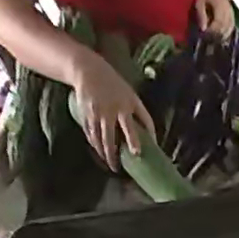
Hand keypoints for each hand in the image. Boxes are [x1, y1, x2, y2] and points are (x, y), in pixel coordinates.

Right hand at [72, 52, 154, 171]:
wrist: (87, 69)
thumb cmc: (115, 85)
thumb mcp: (132, 97)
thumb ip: (142, 115)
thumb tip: (153, 138)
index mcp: (123, 107)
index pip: (129, 127)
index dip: (133, 140)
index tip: (136, 153)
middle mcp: (108, 111)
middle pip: (109, 138)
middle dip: (112, 154)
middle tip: (116, 168)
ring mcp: (95, 113)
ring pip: (98, 138)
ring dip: (102, 153)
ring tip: (107, 163)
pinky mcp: (85, 114)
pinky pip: (89, 132)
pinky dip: (93, 143)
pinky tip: (97, 150)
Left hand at [195, 0, 235, 37]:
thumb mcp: (200, 1)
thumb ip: (202, 16)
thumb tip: (203, 30)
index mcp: (220, 8)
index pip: (218, 26)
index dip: (211, 33)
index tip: (205, 37)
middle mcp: (228, 12)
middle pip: (224, 30)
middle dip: (216, 37)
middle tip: (209, 41)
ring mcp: (232, 13)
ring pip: (229, 30)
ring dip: (222, 37)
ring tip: (215, 40)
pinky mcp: (233, 14)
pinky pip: (232, 27)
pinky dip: (227, 33)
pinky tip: (222, 36)